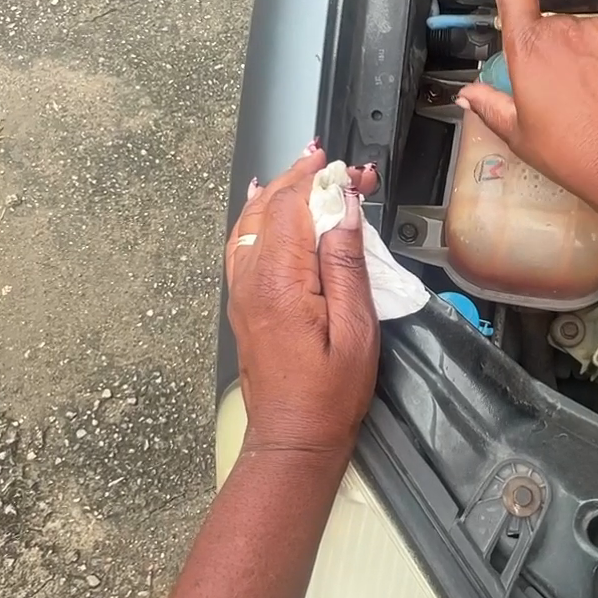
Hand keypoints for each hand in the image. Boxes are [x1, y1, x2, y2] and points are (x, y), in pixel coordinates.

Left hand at [225, 148, 380, 458]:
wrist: (293, 435)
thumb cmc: (330, 391)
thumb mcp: (356, 327)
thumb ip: (346, 263)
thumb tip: (345, 210)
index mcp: (281, 280)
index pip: (295, 206)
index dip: (323, 178)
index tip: (352, 170)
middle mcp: (252, 277)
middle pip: (272, 206)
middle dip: (304, 177)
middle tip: (335, 162)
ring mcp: (241, 288)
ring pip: (253, 220)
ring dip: (281, 190)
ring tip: (305, 168)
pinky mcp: (242, 300)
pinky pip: (242, 242)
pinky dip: (256, 214)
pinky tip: (263, 201)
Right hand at [454, 0, 597, 207]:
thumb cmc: (570, 152)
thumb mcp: (519, 136)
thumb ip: (490, 107)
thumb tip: (468, 94)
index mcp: (529, 47)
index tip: (516, 13)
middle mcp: (566, 28)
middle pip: (550, 23)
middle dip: (550, 48)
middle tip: (558, 88)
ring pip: (584, 32)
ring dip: (582, 53)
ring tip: (590, 93)